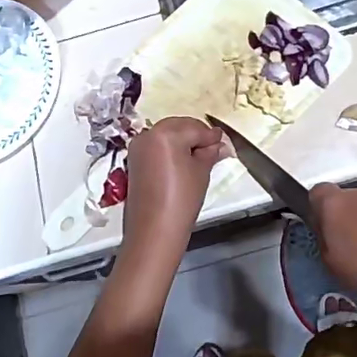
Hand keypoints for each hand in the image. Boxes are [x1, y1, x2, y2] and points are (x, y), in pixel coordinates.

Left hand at [122, 117, 229, 245]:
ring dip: (182, 142)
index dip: (212, 136)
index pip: (196, 129)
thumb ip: (210, 152)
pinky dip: (170, 150)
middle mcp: (148, 135)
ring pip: (166, 135)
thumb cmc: (181, 199)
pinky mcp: (134, 160)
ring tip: (199, 158)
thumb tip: (219, 144)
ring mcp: (138, 148)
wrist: (154, 230)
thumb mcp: (201, 172)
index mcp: (166, 134)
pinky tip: (182, 163)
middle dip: (196, 135)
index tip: (223, 142)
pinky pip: (156, 146)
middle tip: (213, 149)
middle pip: (179, 126)